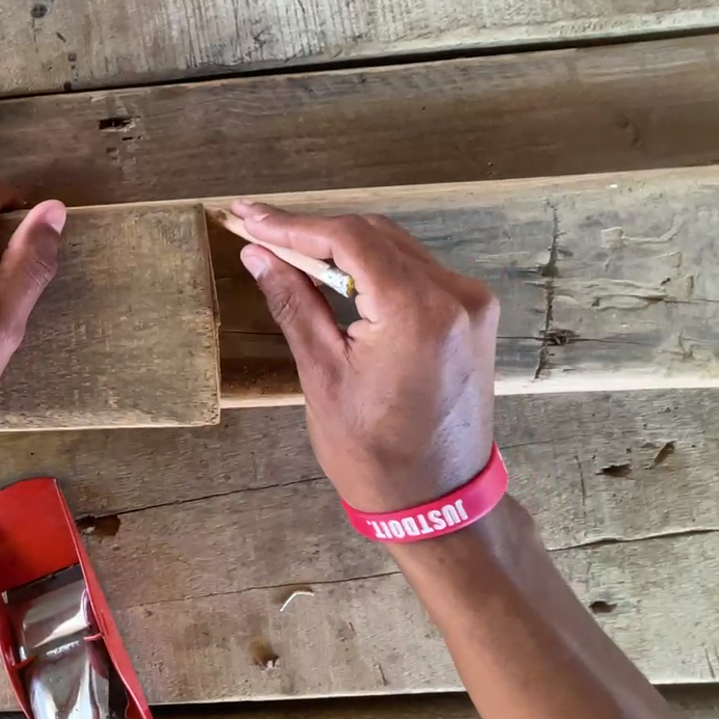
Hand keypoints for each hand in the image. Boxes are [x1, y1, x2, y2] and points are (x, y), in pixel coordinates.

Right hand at [232, 201, 497, 512]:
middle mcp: (455, 294)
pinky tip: (330, 269)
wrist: (437, 502)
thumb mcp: (322, 374)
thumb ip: (293, 302)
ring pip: (393, 246)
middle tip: (256, 225)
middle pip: (372, 234)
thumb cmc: (370, 450)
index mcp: (417, 311)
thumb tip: (257, 253)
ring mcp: (470, 301)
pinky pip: (411, 268)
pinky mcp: (470, 313)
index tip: (248, 217)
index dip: (293, 224)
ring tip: (283, 243)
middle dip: (311, 229)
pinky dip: (367, 264)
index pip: (349, 239)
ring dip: (338, 243)